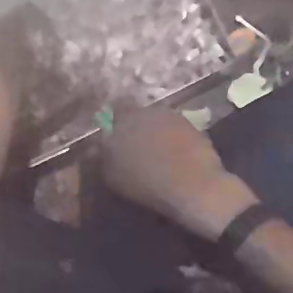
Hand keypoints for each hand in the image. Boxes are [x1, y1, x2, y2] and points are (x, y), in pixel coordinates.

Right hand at [102, 106, 257, 240]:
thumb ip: (104, 156)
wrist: (192, 186)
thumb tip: (99, 146)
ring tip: (160, 153)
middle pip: (139, 113)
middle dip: (137, 125)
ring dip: (157, 131)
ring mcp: (171, 116)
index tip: (118, 134)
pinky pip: (176, 128)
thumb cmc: (147, 185)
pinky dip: (175, 138)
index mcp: (123, 121)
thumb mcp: (113, 178)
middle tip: (139, 146)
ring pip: (158, 119)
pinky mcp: (192, 124)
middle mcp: (146, 111)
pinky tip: (178, 155)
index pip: (116, 107)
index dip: (118, 119)